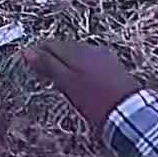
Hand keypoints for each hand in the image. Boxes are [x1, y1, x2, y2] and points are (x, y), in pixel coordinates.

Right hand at [22, 42, 142, 128]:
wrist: (131, 111)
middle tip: (48, 81)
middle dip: (52, 60)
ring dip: (66, 64)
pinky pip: (89, 60)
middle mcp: (88, 48)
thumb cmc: (94, 99)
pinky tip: (82, 82)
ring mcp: (102, 55)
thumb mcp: (66, 83)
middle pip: (62, 48)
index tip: (35, 72)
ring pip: (75, 54)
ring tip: (65, 83)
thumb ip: (47, 65)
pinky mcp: (112, 65)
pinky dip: (80, 68)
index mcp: (75, 51)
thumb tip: (26, 51)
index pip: (48, 45)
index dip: (38, 57)